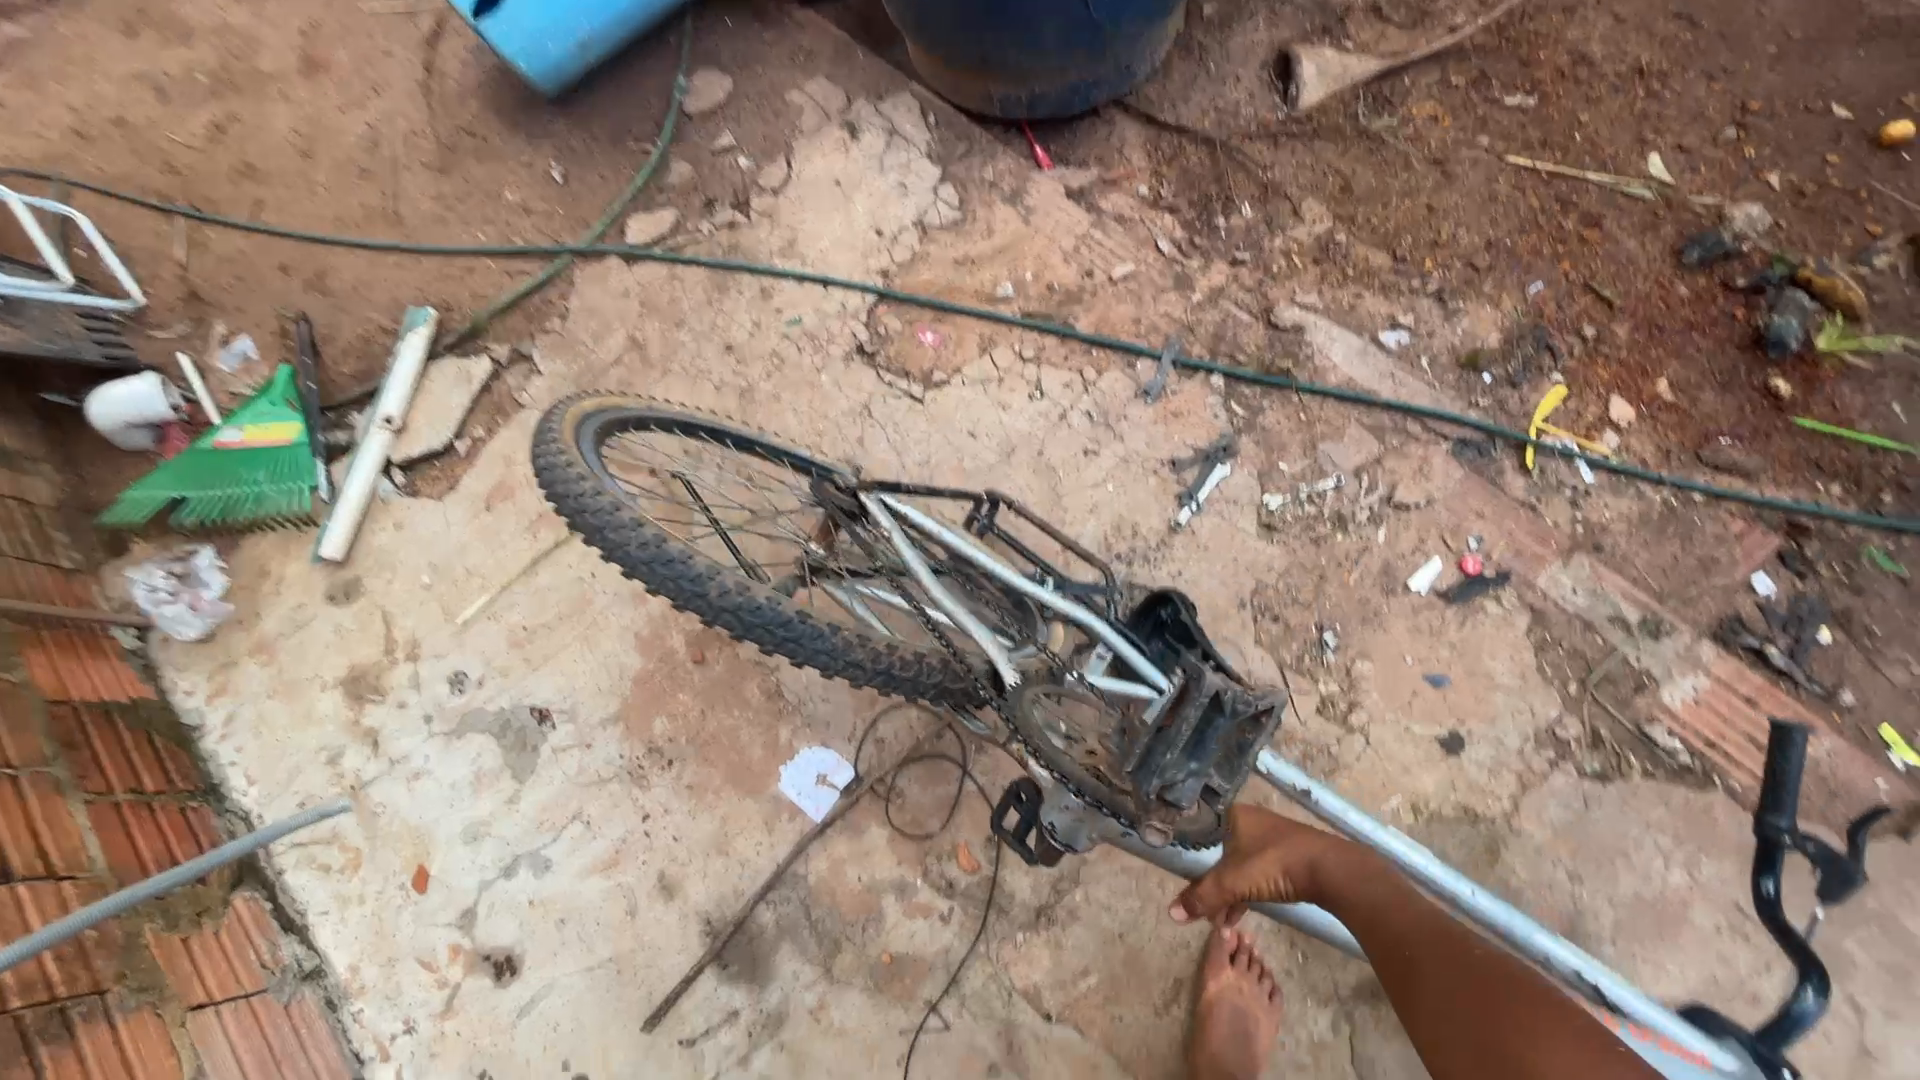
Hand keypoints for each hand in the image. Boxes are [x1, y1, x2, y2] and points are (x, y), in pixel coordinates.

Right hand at [1170, 804, 1349, 925]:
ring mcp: (1272, 838)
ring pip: (1240, 867)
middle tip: (1205, 910)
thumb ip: (1202, 896)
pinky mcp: (1290, 856)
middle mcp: (1251, 821)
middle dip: (1213, 886)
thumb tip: (1171, 913)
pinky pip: (1258, 874)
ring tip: (1220, 920)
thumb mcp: (1232, 882)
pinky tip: (1240, 914)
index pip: (1202, 836)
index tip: (1188, 888)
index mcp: (1234, 815)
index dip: (1193, 863)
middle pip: (1221, 855)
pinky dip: (1247, 893)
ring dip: (1229, 894)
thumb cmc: (1274, 864)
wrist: (1330, 870)